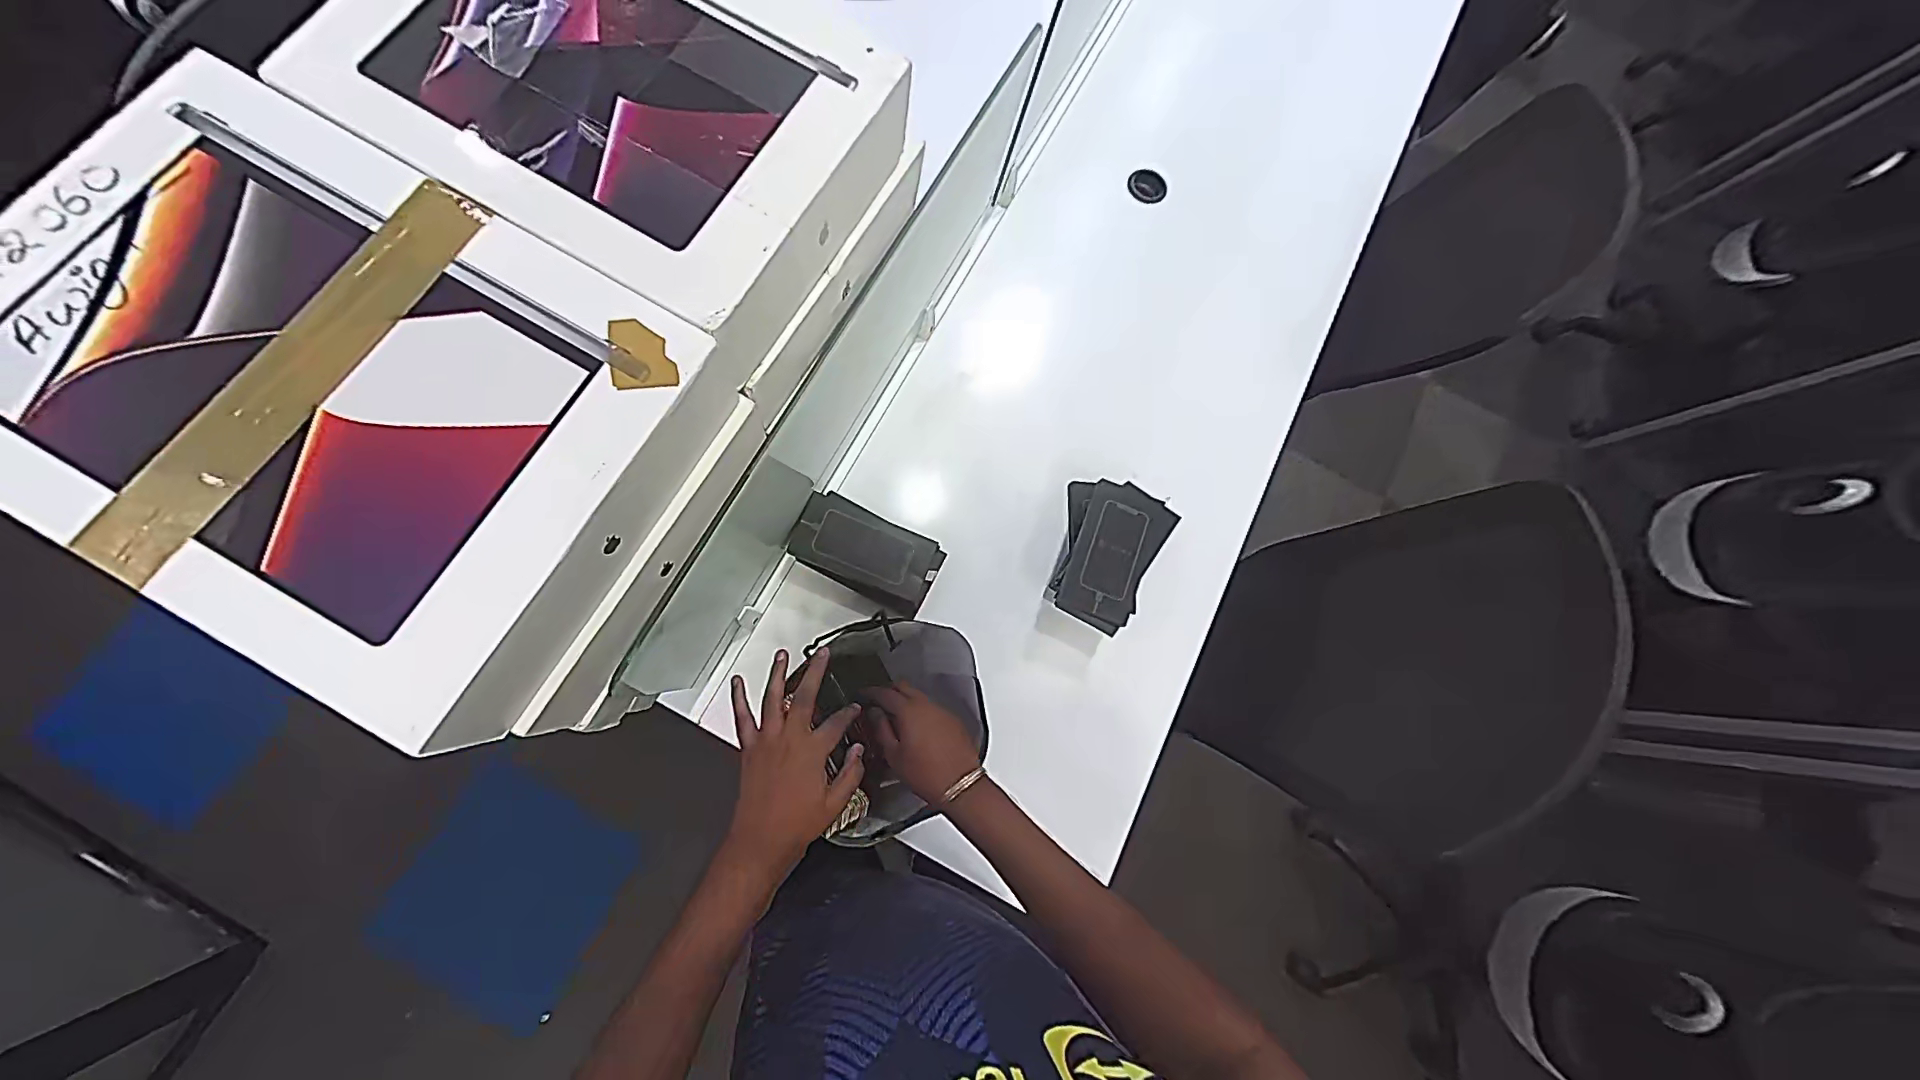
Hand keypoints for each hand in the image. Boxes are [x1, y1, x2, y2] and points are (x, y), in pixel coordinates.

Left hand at [722, 649, 865, 881]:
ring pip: (772, 699)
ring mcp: (766, 741)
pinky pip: (742, 718)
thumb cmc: (795, 826)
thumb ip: (850, 774)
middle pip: (804, 696)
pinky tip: (737, 684)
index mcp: (812, 752)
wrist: (760, 842)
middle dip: (816, 672)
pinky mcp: (749, 749)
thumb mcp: (835, 803)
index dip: (849, 713)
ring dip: (778, 674)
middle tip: (821, 655)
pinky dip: (738, 699)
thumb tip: (858, 754)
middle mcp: (789, 740)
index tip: (854, 709)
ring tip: (782, 656)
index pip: (837, 723)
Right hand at [866, 682, 981, 809]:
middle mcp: (926, 705)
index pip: (885, 692)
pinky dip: (921, 711)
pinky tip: (916, 726)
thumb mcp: (894, 755)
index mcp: (908, 711)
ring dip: (906, 700)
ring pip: (919, 696)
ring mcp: (942, 710)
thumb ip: (881, 730)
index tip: (865, 694)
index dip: (872, 691)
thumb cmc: (925, 774)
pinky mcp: (952, 719)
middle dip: (889, 690)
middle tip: (878, 701)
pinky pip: (932, 708)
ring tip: (896, 716)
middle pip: (904, 687)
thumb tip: (875, 714)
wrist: (960, 783)